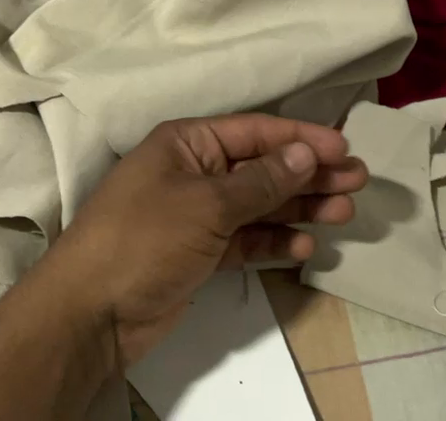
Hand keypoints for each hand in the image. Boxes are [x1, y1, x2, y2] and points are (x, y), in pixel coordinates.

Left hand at [35, 113, 367, 364]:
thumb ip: (260, 181)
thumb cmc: (144, 238)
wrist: (89, 314)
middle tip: (357, 181)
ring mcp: (196, 215)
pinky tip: (305, 245)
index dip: (301, 138)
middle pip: (262, 167)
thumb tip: (306, 153)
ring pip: (259, 204)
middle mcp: (194, 172)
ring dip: (299, 207)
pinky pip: (246, 240)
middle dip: (309, 173)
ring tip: (344, 212)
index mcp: (187, 143)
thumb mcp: (206, 203)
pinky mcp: (199, 254)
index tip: (343, 148)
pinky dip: (273, 241)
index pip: (255, 131)